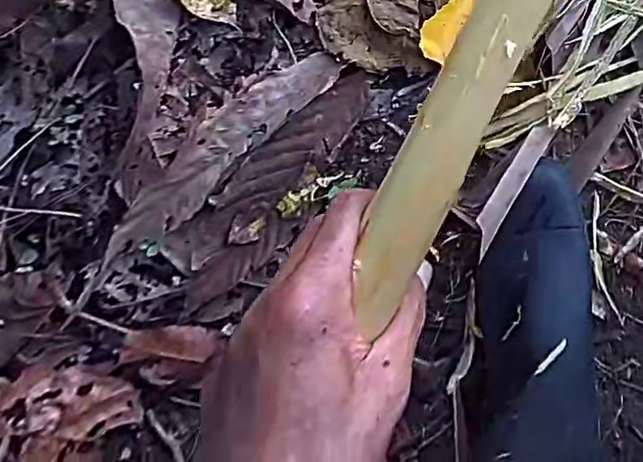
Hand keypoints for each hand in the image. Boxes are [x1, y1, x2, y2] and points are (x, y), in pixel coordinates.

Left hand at [196, 190, 426, 461]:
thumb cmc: (320, 459)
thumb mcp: (387, 383)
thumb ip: (406, 314)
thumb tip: (414, 277)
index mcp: (310, 303)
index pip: (343, 212)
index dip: (374, 206)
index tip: (393, 212)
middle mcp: (267, 306)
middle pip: (316, 234)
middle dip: (353, 243)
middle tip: (380, 277)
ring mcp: (242, 332)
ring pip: (293, 272)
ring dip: (324, 281)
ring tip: (347, 331)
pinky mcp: (228, 356)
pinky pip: (270, 309)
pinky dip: (296, 314)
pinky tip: (313, 359)